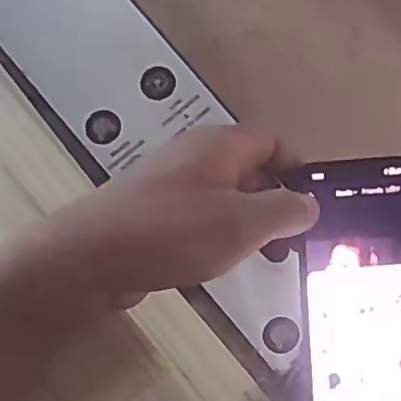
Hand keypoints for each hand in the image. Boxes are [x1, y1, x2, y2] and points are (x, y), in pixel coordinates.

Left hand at [38, 126, 318, 308]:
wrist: (91, 257)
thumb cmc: (171, 232)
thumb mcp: (244, 224)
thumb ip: (285, 211)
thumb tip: (309, 204)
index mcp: (219, 146)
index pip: (272, 141)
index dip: (296, 169)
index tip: (309, 205)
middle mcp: (194, 156)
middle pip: (251, 170)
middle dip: (275, 203)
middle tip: (289, 239)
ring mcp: (171, 183)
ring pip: (226, 196)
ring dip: (249, 223)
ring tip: (259, 255)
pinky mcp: (154, 212)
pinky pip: (200, 216)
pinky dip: (219, 234)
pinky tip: (219, 260)